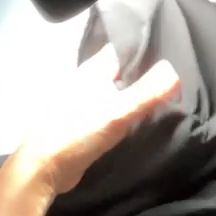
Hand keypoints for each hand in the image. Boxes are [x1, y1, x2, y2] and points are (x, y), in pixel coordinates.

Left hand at [6, 47, 180, 199]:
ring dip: (121, 92)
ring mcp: (73, 101)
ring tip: (147, 98)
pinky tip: (122, 121)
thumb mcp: (119, 113)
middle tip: (160, 77)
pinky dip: (110, 110)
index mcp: (91, 71)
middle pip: (112, 69)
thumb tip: (174, 70)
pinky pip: (97, 109)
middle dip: (133, 71)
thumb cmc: (78, 133)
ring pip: (103, 89)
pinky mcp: (70, 122)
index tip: (163, 50)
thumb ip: (147, 93)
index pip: (119, 50)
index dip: (139, 48)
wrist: (41, 168)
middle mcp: (80, 80)